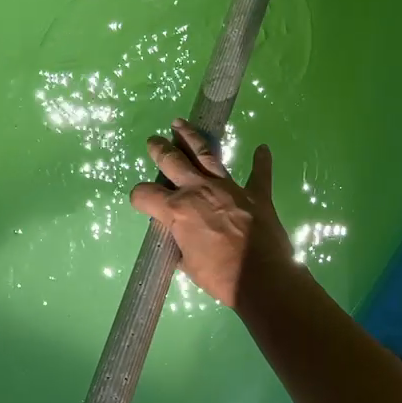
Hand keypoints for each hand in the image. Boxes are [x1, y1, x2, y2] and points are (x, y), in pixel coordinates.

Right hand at [131, 119, 292, 307]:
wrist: (261, 278)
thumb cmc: (220, 277)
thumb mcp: (188, 265)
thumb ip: (181, 245)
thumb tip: (180, 239)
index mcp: (177, 210)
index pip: (146, 195)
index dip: (139, 198)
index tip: (141, 202)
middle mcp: (199, 190)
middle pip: (172, 161)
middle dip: (159, 150)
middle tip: (154, 141)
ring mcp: (229, 188)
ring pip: (206, 154)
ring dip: (191, 137)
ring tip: (180, 124)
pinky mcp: (257, 194)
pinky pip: (259, 173)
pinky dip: (261, 161)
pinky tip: (262, 149)